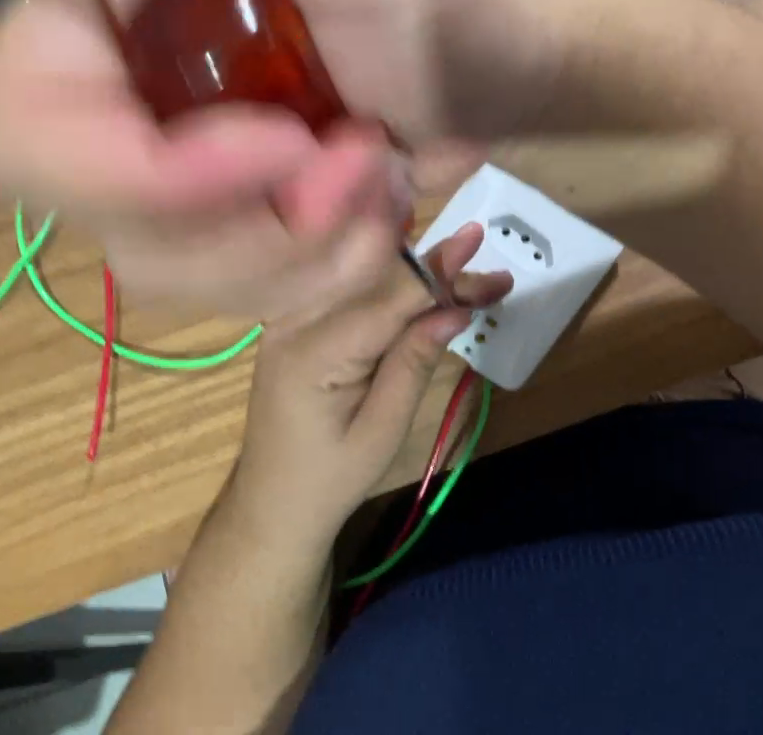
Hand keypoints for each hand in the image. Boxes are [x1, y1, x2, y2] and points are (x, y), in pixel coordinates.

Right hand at [0, 0, 557, 315]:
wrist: (508, 66)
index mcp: (116, 3)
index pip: (23, 125)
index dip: (132, 170)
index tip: (278, 150)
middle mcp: (128, 88)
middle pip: (104, 223)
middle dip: (249, 224)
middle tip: (358, 167)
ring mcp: (180, 168)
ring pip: (178, 274)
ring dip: (304, 252)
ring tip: (380, 178)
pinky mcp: (235, 222)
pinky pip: (239, 298)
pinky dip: (321, 275)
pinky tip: (373, 210)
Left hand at [225, 223, 512, 545]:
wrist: (271, 500)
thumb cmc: (331, 478)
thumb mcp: (383, 430)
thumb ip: (415, 362)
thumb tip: (456, 308)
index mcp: (314, 352)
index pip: (388, 298)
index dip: (441, 274)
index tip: (488, 261)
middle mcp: (294, 319)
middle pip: (375, 276)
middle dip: (436, 270)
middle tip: (491, 280)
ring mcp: (288, 315)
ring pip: (361, 272)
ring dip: (415, 269)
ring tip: (465, 273)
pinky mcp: (293, 318)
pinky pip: (346, 285)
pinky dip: (387, 277)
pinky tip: (418, 264)